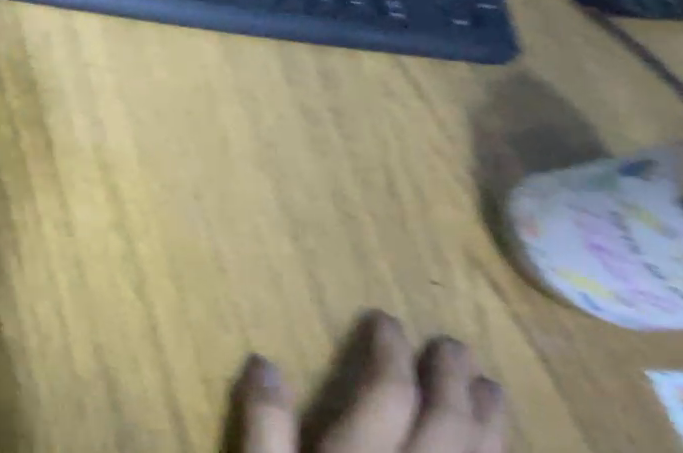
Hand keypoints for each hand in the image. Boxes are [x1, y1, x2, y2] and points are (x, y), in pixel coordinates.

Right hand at [232, 310, 505, 452]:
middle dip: (451, 380)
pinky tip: (495, 445)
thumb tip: (263, 362)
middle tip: (453, 345)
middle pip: (448, 424)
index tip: (386, 319)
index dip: (391, 352)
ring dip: (491, 421)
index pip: (390, 394)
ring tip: (490, 388)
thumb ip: (265, 424)